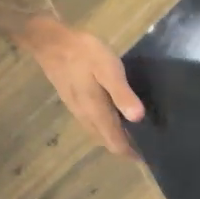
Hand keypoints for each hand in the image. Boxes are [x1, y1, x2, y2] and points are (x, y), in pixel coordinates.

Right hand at [13, 15, 142, 158]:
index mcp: (95, 111)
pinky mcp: (73, 99)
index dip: (132, 154)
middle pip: (106, 141)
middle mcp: (84, 114)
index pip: (114, 142)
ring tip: (141, 140)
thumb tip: (138, 118)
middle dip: (127, 149)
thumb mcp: (108, 70)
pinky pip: (93, 122)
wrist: (46, 38)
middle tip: (152, 151)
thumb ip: (122, 94)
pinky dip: (109, 128)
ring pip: (98, 132)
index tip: (153, 159)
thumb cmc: (82, 53)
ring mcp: (76, 107)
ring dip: (117, 139)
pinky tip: (121, 122)